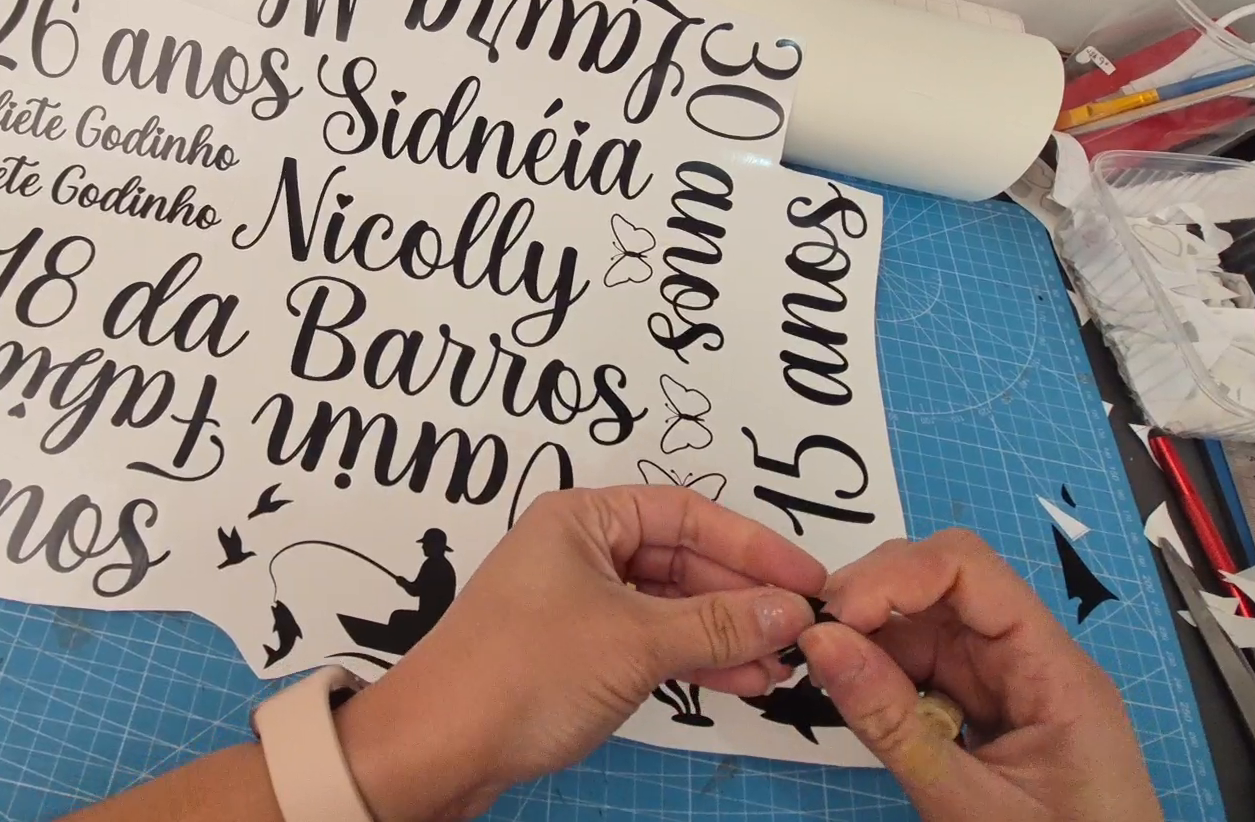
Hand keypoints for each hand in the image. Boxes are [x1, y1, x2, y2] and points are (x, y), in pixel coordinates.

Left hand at [334, 486, 825, 821]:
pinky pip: (647, 635)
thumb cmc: (531, 668)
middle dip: (740, 593)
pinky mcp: (575, 641)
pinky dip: (691, 654)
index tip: (810, 578)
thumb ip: (716, 622)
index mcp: (582, 517)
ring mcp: (576, 595)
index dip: (750, 543)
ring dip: (723, 629)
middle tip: (802, 630)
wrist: (444, 742)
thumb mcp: (634, 640)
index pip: (682, 513)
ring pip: (666, 600)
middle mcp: (579, 545)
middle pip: (676, 556)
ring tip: (783, 664)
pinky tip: (742, 679)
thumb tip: (790, 607)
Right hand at [798, 530, 1160, 821]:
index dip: (893, 574)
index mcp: (1051, 671)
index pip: (965, 568)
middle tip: (815, 646)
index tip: (837, 618)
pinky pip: (907, 659)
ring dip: (860, 635)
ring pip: (910, 617)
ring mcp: (994, 679)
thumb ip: (892, 724)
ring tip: (827, 681)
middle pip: (931, 580)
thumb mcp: (972, 811)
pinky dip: (868, 667)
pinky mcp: (968, 702)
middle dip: (866, 598)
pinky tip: (852, 698)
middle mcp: (1022, 658)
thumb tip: (815, 636)